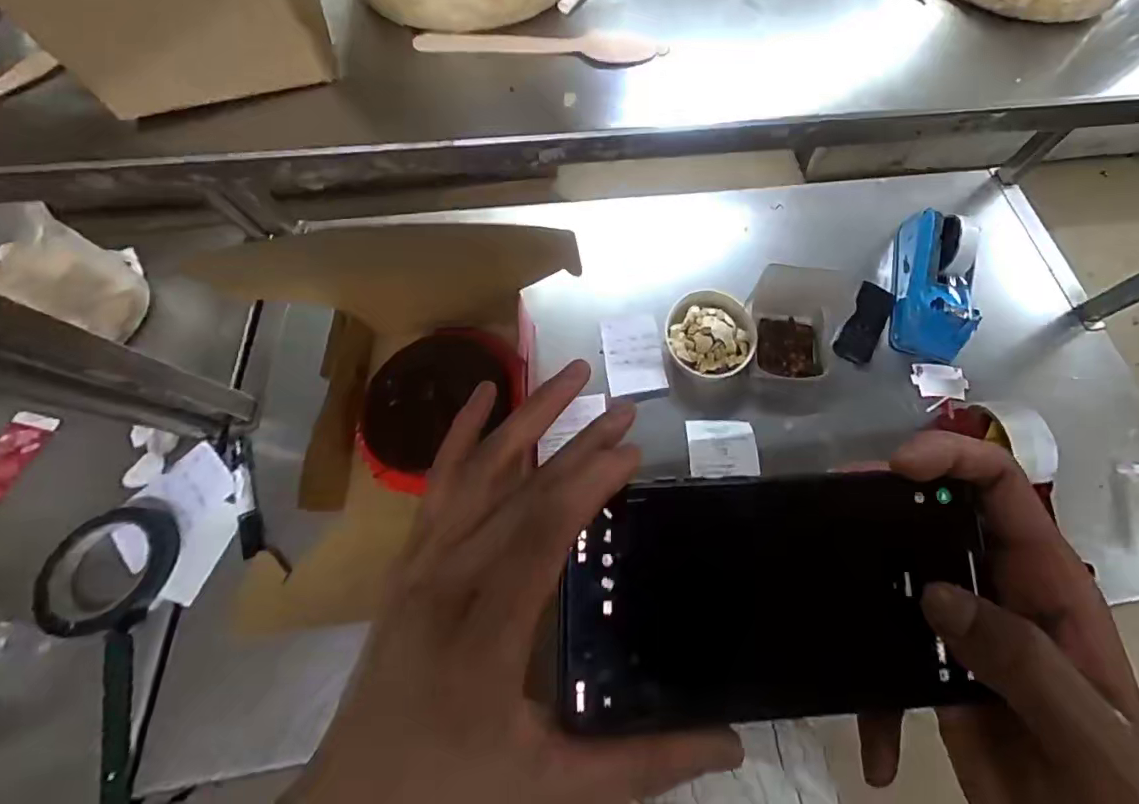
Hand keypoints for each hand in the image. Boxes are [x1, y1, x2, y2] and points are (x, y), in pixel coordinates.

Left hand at [293, 360, 742, 803]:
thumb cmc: (453, 791)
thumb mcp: (550, 784)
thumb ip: (643, 764)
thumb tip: (731, 745)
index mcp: (484, 633)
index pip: (542, 533)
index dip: (588, 482)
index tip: (632, 450)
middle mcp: (446, 584)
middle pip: (519, 491)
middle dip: (577, 443)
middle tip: (625, 408)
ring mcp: (420, 567)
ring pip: (478, 472)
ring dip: (527, 418)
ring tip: (570, 375)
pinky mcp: (407, 564)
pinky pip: (435, 485)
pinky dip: (458, 434)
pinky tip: (481, 394)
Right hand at [857, 431, 1138, 803]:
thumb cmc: (1113, 799)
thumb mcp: (1088, 733)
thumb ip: (1025, 662)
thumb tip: (938, 596)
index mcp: (1048, 579)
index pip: (1002, 486)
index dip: (954, 456)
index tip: (899, 465)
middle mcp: (1002, 586)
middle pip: (941, 513)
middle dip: (888, 499)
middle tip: (835, 499)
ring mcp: (968, 625)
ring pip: (907, 569)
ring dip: (867, 574)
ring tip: (824, 580)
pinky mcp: (938, 665)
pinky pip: (893, 645)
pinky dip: (874, 689)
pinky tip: (873, 746)